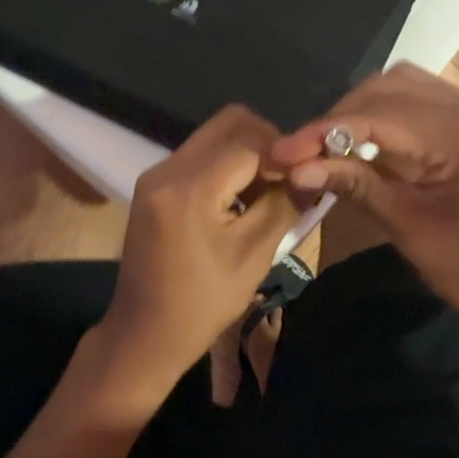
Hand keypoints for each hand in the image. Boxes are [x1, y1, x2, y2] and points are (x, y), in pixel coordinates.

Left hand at [98, 106, 300, 398]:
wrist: (145, 333)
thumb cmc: (202, 303)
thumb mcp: (253, 255)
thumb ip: (284, 205)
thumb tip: (313, 175)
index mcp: (190, 188)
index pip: (250, 144)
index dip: (285, 157)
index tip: (309, 178)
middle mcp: (167, 169)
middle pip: (229, 124)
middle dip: (267, 143)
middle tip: (288, 180)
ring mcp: (156, 175)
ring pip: (213, 138)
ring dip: (247, 155)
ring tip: (267, 195)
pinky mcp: (153, 186)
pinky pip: (198, 157)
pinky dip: (225, 167)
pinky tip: (240, 202)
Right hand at [269, 64, 458, 342]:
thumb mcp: (412, 231)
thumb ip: (357, 186)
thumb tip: (298, 167)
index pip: (377, 116)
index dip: (322, 132)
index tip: (280, 155)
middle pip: (390, 88)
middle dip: (339, 118)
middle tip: (302, 155)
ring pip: (407, 89)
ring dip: (363, 113)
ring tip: (328, 149)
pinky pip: (427, 104)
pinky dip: (390, 118)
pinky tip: (367, 146)